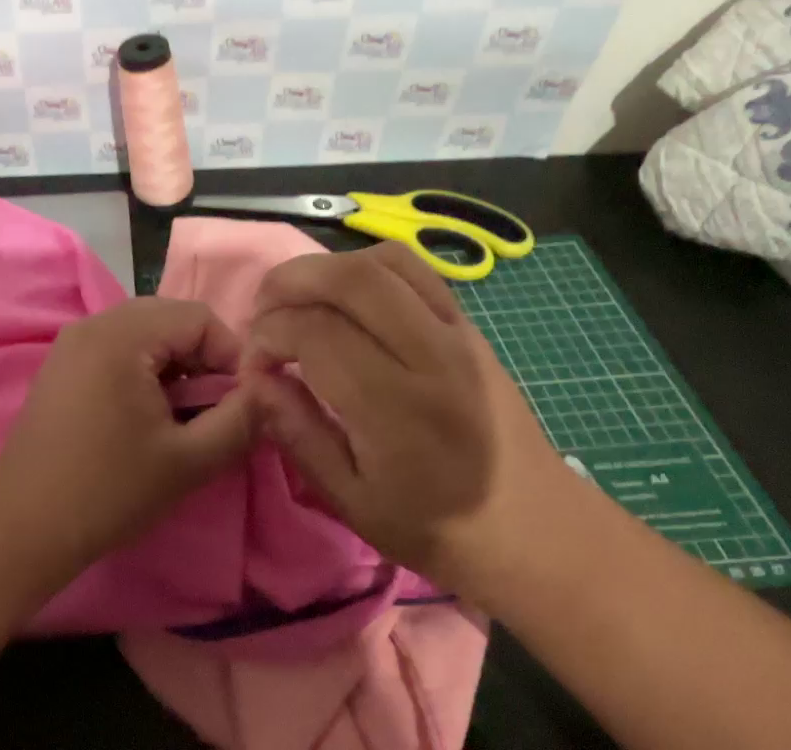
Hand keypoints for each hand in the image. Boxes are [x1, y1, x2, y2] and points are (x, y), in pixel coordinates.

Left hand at [0, 297, 259, 582]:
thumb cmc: (109, 490)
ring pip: (145, 334)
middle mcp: (93, 323)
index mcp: (122, 334)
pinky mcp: (61, 366)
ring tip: (185, 416)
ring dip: (176, 366)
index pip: (200, 317)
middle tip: (217, 409)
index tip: (246, 403)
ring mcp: (72, 343)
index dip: (234, 357)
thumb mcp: (189, 460)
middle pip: (171, 319)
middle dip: (205, 359)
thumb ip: (242, 420)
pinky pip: (118, 349)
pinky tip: (149, 416)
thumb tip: (273, 394)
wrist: (23, 526)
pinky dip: (145, 371)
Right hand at [240, 244, 569, 585]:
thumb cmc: (435, 527)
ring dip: (328, 267)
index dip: (268, 337)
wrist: (535, 530)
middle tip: (261, 314)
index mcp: (396, 407)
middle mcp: (430, 355)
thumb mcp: (351, 500)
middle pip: (349, 278)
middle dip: (288, 282)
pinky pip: (415, 272)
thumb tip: (256, 381)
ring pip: (384, 261)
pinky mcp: (471, 326)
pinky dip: (368, 269)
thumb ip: (298, 433)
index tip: (255, 367)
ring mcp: (458, 333)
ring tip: (299, 299)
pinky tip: (346, 300)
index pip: (315, 332)